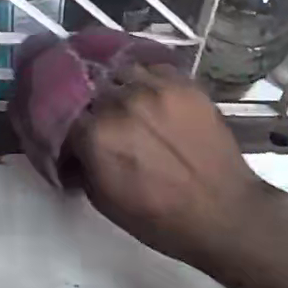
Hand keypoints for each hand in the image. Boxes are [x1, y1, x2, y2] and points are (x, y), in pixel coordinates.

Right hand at [75, 63, 274, 263]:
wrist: (224, 213)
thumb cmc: (159, 218)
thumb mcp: (104, 200)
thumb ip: (81, 165)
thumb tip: (71, 148)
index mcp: (96, 134)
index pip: (63, 112)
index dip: (65, 121)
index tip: (71, 129)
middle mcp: (120, 103)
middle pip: (91, 88)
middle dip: (91, 103)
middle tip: (99, 117)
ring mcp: (154, 89)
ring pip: (121, 72)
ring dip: (119, 86)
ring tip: (127, 101)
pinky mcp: (183, 83)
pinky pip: (155, 68)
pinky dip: (148, 79)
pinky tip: (152, 94)